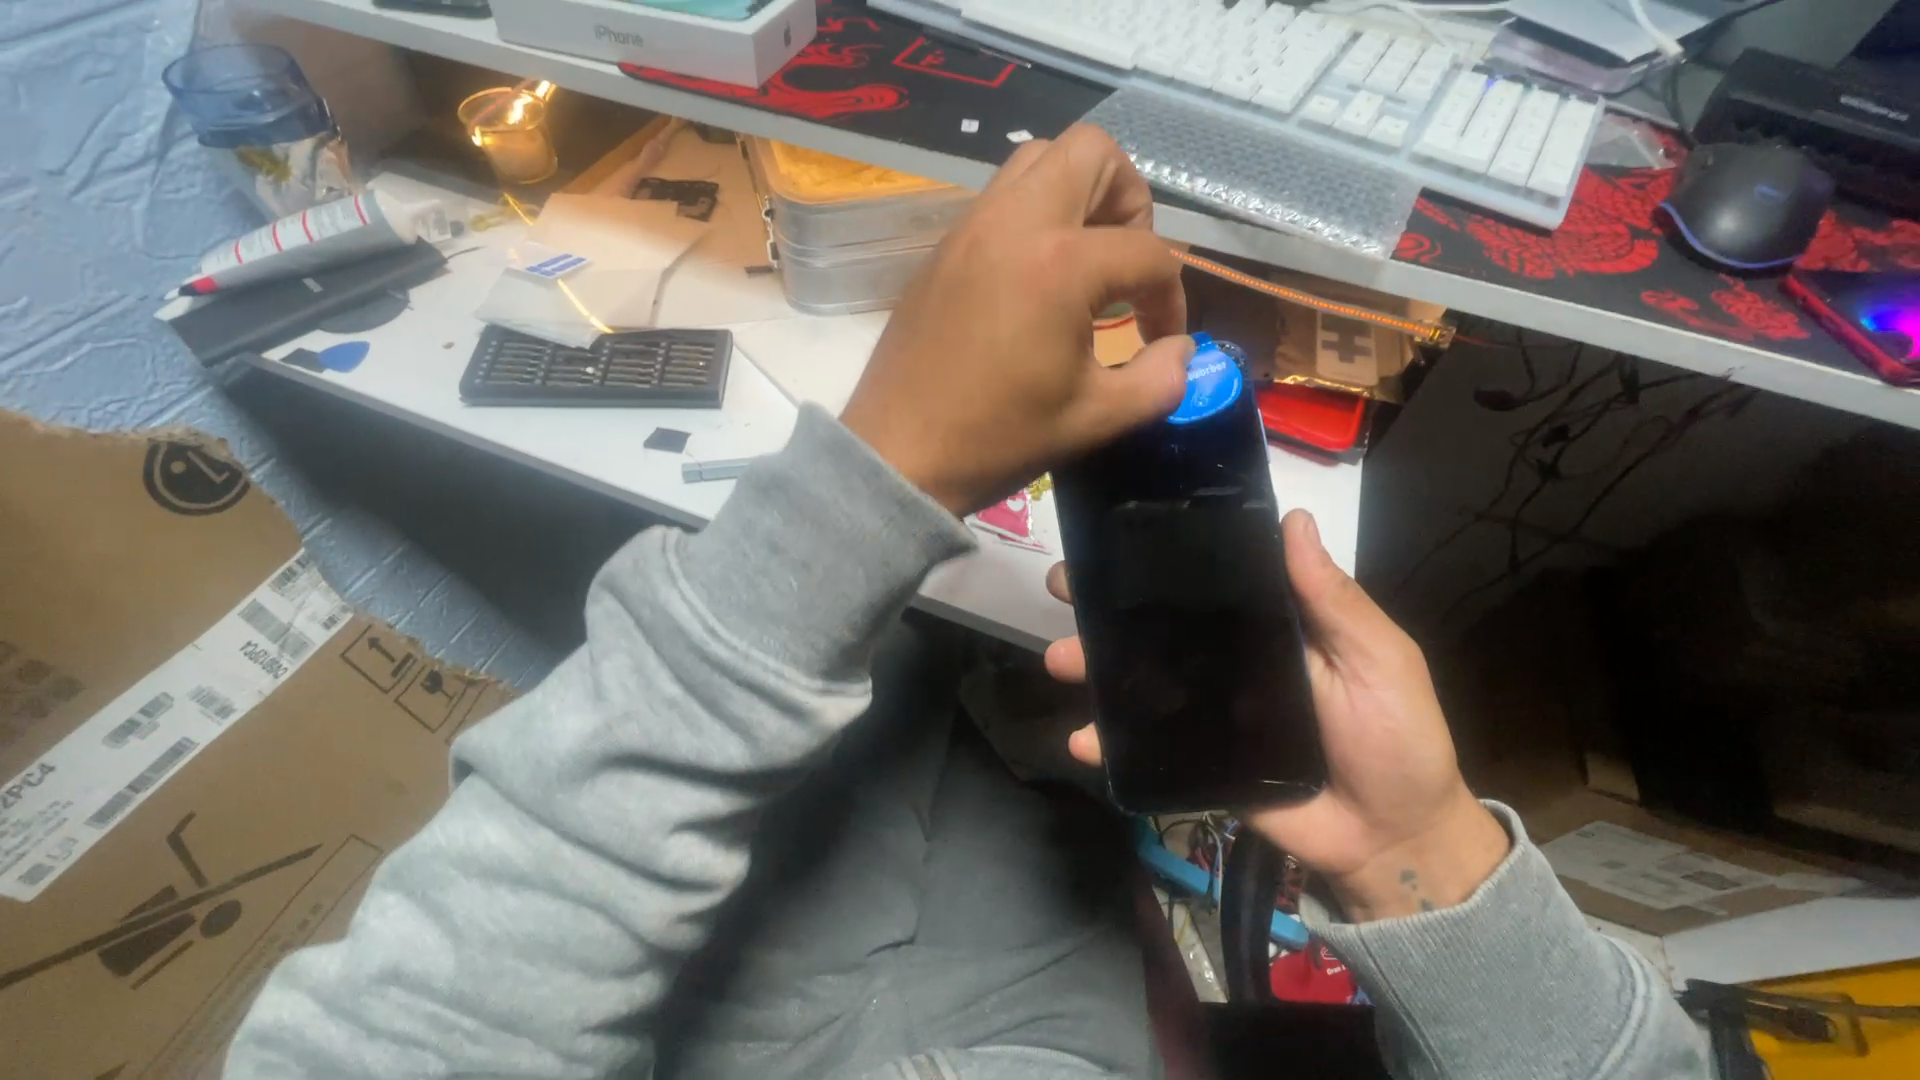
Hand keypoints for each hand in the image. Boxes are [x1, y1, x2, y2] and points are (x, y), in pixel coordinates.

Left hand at [840, 125, 1192, 516]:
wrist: (899, 455)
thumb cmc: (997, 440)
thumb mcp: (1095, 420)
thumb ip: (1160, 380)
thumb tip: (1182, 349)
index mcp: (1059, 265)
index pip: (1148, 252)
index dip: (1172, 298)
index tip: (1163, 339)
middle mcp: (1014, 223)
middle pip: (1093, 152)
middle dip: (1129, 199)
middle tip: (1126, 262)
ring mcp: (970, 228)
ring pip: (1038, 160)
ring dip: (1078, 195)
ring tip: (1084, 263)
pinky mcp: (943, 248)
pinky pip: (1000, 198)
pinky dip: (1033, 216)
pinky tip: (1034, 281)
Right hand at [1045, 511, 1510, 920]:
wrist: (1392, 838)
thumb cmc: (1397, 737)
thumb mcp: (1378, 658)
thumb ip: (1334, 599)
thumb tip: (1294, 519)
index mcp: (1266, 627)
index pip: (1206, 582)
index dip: (1162, 558)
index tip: (1115, 532)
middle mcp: (1227, 663)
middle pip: (1156, 628)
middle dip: (1105, 606)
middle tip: (1063, 585)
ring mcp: (1205, 714)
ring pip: (1137, 681)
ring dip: (1091, 668)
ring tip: (1057, 659)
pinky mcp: (1194, 763)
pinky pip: (1142, 748)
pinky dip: (1106, 744)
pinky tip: (1079, 739)